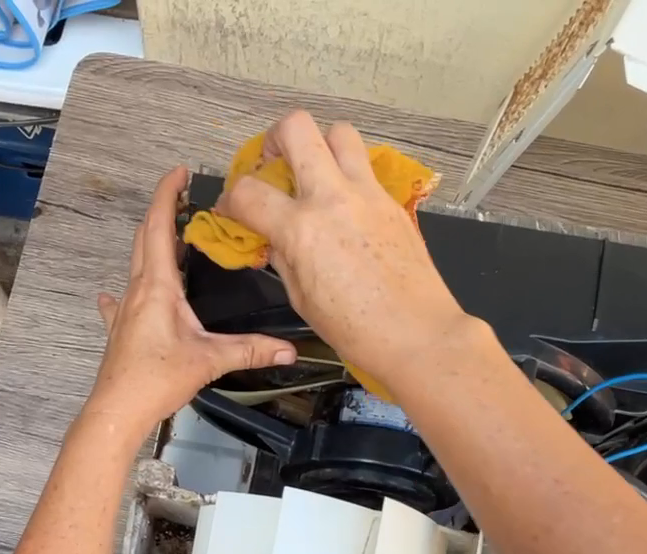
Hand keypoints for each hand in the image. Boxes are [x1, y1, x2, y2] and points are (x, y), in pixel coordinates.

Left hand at [83, 166, 296, 437]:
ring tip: (172, 241)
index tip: (180, 172)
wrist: (117, 413)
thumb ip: (250, 350)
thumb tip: (289, 350)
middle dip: (162, 214)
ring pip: (134, 266)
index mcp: (157, 286)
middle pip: (145, 239)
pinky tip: (114, 295)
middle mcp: (136, 291)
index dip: (167, 194)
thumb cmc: (156, 381)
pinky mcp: (119, 332)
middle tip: (184, 202)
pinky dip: (123, 291)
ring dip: (150, 246)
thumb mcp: (209, 361)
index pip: (159, 226)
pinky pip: (119, 302)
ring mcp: (124, 311)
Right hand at [216, 111, 476, 394]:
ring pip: (338, 133)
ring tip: (313, 175)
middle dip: (274, 139)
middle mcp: (333, 198)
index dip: (230, 198)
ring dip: (318, 146)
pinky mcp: (391, 201)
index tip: (232, 209)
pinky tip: (344, 206)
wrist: (416, 332)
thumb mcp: (302, 299)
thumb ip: (283, 258)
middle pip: (297, 128)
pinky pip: (364, 167)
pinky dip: (346, 174)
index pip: (249, 192)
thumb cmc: (355, 329)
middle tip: (272, 165)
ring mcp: (367, 194)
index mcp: (301, 231)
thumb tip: (274, 239)